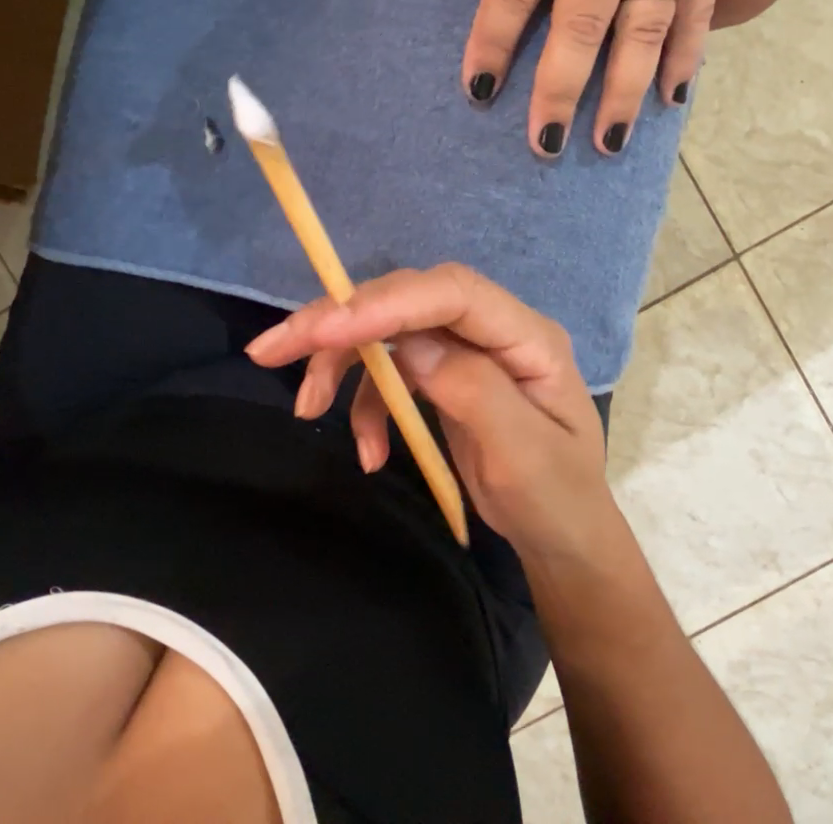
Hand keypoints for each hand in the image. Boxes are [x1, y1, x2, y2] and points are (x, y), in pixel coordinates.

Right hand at [246, 265, 613, 557]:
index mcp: (527, 337)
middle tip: (271, 350)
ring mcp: (467, 352)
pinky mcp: (444, 377)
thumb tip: (410, 344)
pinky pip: (391, 374)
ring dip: (341, 366)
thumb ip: (472, 391)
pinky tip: (368, 454)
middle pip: (409, 303)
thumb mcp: (522, 455)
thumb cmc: (555, 499)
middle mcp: (494, 331)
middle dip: (340, 323)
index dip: (387, 302)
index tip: (324, 330)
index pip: (453, 294)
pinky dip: (366, 406)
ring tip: (306, 409)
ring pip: (390, 334)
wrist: (561, 537)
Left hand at [415, 0, 746, 157]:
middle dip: (560, 88)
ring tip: (605, 145)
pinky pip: (701, 3)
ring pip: (645, 25)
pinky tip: (670, 99)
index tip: (479, 91)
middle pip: (582, 20)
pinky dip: (687, 53)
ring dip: (624, 90)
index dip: (495, 40)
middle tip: (543, 144)